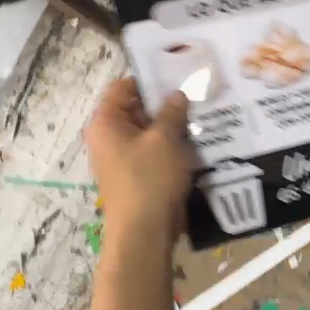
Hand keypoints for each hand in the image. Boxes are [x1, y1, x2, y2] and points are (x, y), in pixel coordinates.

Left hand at [85, 79, 193, 242]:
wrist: (144, 231)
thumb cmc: (150, 179)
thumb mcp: (165, 140)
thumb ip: (172, 113)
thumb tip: (176, 95)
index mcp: (106, 123)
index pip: (122, 87)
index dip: (149, 80)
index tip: (179, 78)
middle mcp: (109, 137)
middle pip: (136, 109)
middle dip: (166, 104)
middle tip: (198, 97)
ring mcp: (122, 158)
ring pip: (148, 132)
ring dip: (172, 127)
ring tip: (203, 119)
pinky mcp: (137, 175)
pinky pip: (154, 152)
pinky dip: (172, 146)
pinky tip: (197, 145)